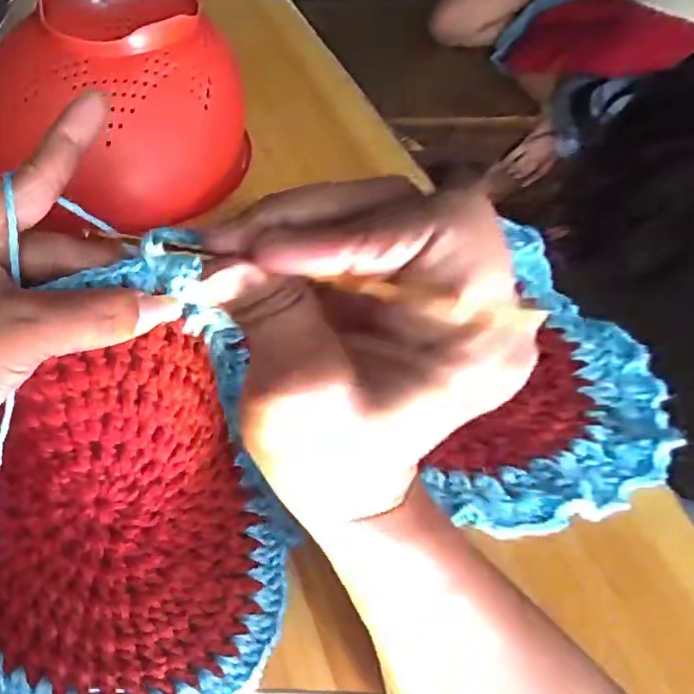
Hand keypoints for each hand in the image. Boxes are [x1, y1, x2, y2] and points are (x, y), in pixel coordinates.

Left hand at [0, 92, 178, 465]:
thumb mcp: (23, 331)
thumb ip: (97, 313)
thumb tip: (166, 302)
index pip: (28, 183)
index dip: (66, 145)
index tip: (97, 100)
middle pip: (53, 243)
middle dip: (105, 262)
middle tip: (170, 271)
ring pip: (54, 277)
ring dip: (98, 292)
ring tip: (158, 296)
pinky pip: (46, 304)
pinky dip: (79, 313)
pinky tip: (123, 315)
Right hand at [195, 180, 541, 527]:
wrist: (331, 485)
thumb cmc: (324, 458)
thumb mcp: (296, 393)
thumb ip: (270, 317)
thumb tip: (216, 263)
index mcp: (476, 329)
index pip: (437, 233)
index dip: (345, 233)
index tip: (260, 254)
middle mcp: (465, 291)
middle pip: (399, 208)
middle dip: (306, 218)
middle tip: (226, 241)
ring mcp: (416, 283)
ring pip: (361, 212)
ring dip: (284, 223)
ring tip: (220, 247)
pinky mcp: (373, 284)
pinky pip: (331, 238)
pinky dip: (277, 239)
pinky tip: (237, 255)